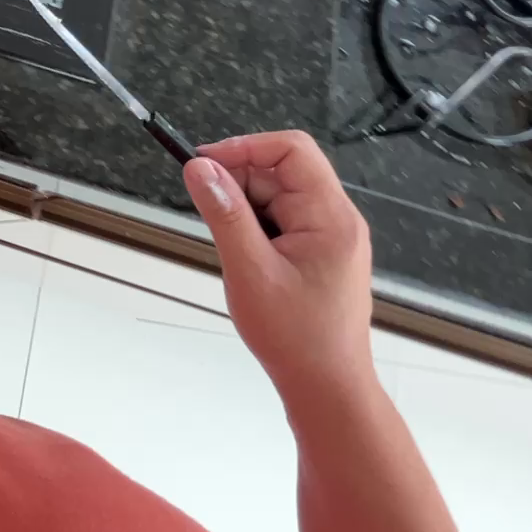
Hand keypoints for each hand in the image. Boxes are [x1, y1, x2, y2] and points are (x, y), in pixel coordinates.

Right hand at [182, 131, 373, 401]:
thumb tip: (198, 165)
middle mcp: (334, 218)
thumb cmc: (293, 332)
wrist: (325, 385)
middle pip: (278, 169)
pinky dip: (250, 224)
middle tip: (210, 214)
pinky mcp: (315, 249)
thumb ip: (224, 213)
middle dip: (237, 180)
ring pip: (273, 192)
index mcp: (330, 216)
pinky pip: (276, 215)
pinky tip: (242, 253)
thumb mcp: (249, 269)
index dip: (244, 146)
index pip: (292, 150)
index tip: (202, 164)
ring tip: (231, 245)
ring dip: (241, 205)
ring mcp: (326, 234)